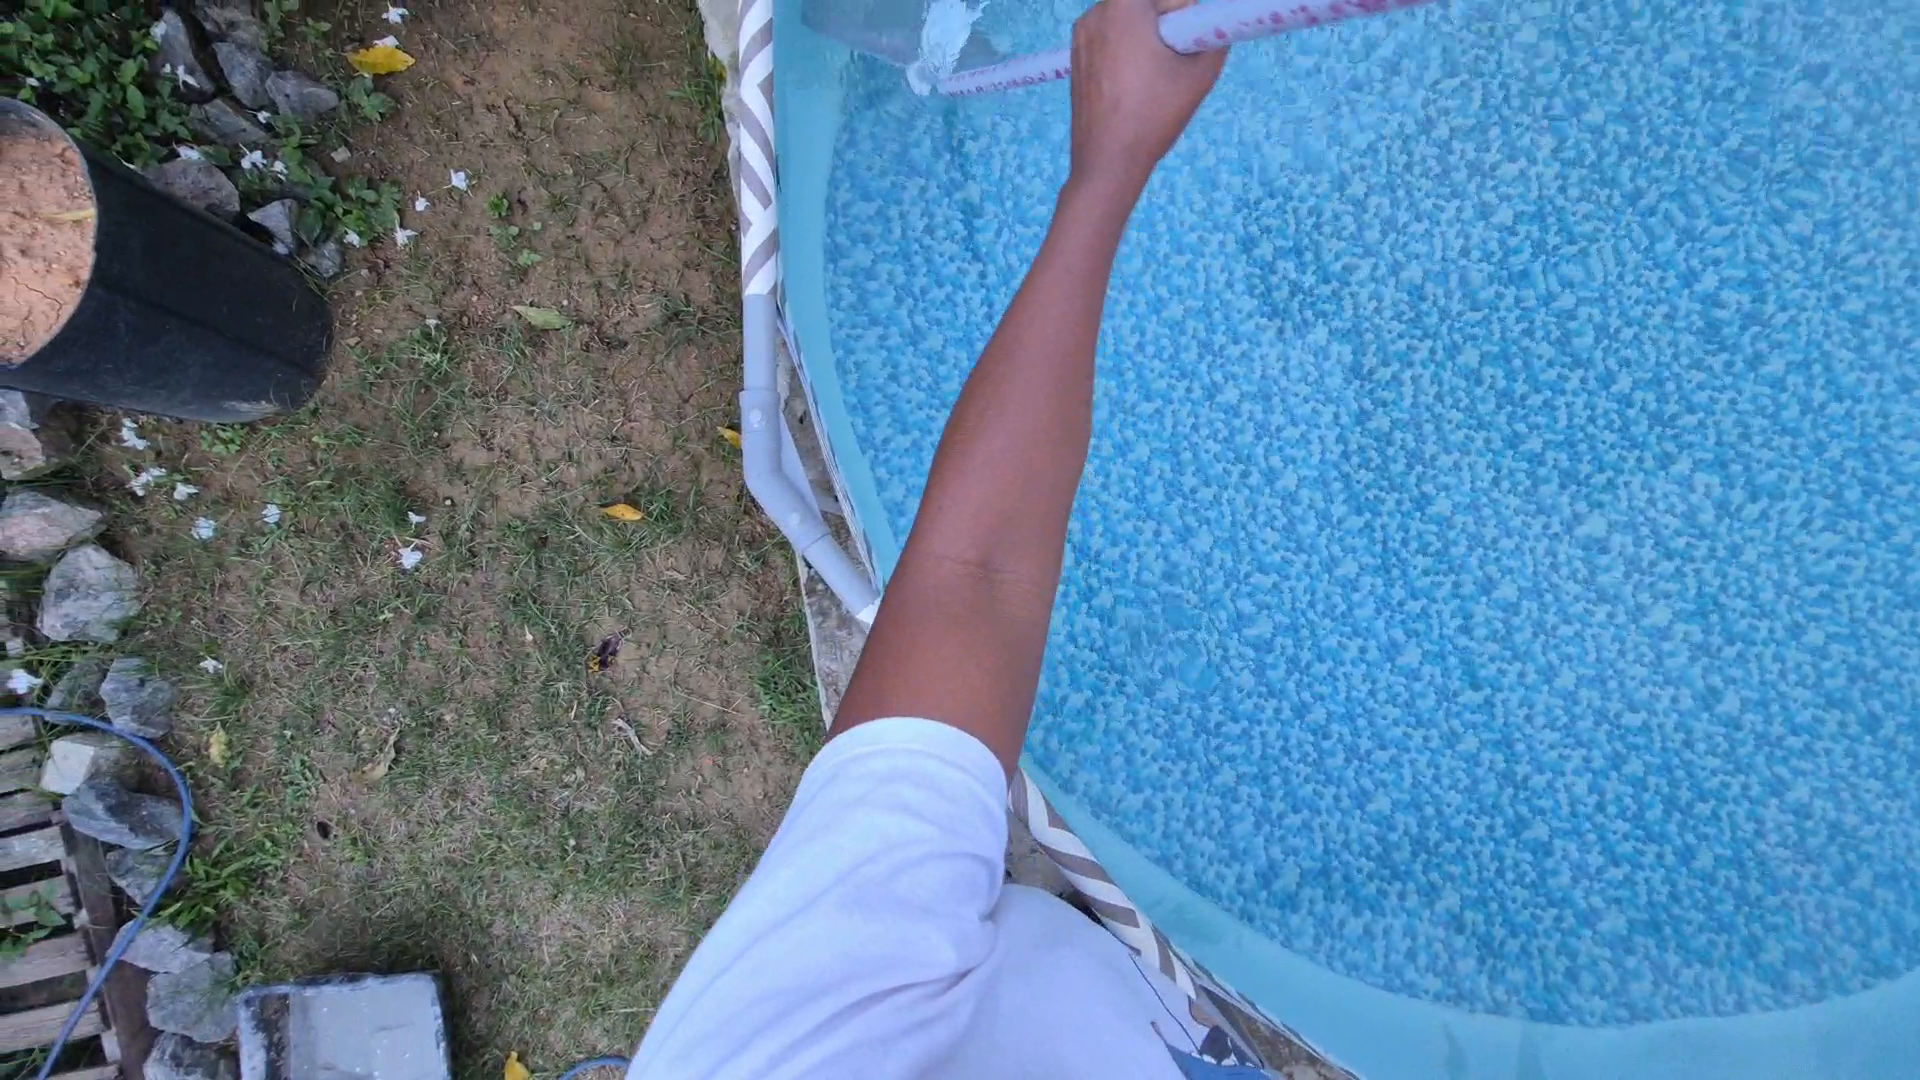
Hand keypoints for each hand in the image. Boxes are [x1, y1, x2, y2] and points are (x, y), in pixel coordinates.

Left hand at [1067, 0, 1226, 198]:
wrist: (1107, 166)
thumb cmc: (1152, 118)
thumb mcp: (1201, 72)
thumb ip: (1216, 32)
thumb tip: (1212, 26)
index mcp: (1123, 4)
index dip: (1187, 21)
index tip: (1184, 50)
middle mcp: (1094, 13)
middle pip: (1148, 6)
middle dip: (1166, 30)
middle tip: (1168, 71)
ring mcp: (1080, 39)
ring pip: (1130, 26)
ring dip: (1147, 44)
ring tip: (1149, 85)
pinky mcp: (1075, 62)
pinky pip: (1112, 46)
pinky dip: (1127, 58)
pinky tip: (1131, 91)